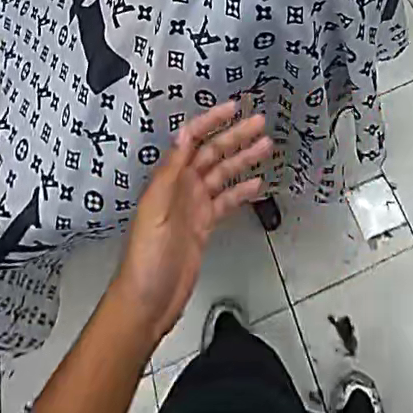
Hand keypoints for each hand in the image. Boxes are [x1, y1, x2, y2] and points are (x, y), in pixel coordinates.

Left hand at [111, 103, 272, 337]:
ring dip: (244, 158)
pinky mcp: (204, 225)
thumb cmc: (146, 259)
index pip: (192, 140)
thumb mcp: (155, 211)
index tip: (233, 107)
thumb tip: (183, 133)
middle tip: (260, 122)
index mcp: (169, 180)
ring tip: (266, 146)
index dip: (211, 121)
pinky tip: (257, 184)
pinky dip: (241, 191)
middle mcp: (183, 187)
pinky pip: (226, 201)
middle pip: (213, 153)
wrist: (146, 304)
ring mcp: (194, 206)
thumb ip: (171, 172)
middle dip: (236, 135)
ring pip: (223, 174)